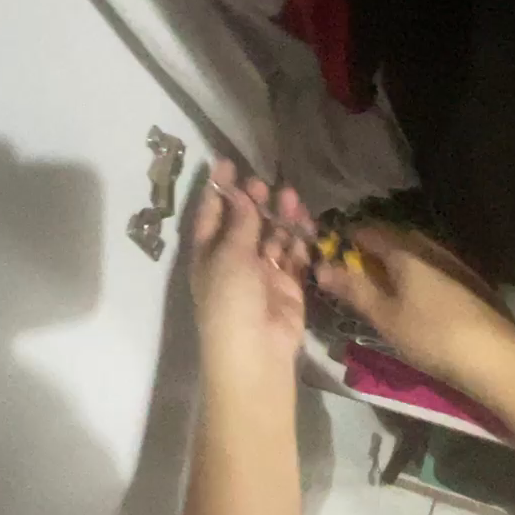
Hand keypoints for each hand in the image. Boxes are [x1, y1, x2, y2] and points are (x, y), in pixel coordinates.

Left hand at [189, 162, 313, 392]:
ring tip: (291, 198)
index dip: (219, 190)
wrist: (255, 352)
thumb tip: (242, 194)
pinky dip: (300, 242)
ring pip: (273, 238)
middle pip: (245, 224)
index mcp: (208, 255)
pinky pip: (295, 258)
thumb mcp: (229, 256)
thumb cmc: (231, 300)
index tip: (227, 162)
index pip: (211, 216)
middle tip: (265, 183)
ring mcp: (262, 276)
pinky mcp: (288, 287)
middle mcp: (234, 263)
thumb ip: (240, 223)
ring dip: (281, 218)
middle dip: (255, 202)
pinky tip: (306, 225)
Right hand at [314, 225, 514, 397]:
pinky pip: (432, 268)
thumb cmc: (431, 336)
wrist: (495, 358)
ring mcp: (455, 262)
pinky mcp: (471, 280)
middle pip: (393, 239)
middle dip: (369, 253)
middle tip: (352, 278)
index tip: (329, 258)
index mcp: (405, 250)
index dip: (345, 240)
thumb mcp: (385, 316)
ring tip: (380, 291)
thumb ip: (353, 289)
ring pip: (415, 254)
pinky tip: (415, 300)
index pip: (367, 231)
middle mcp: (431, 247)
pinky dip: (415, 277)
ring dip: (394, 265)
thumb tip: (321, 267)